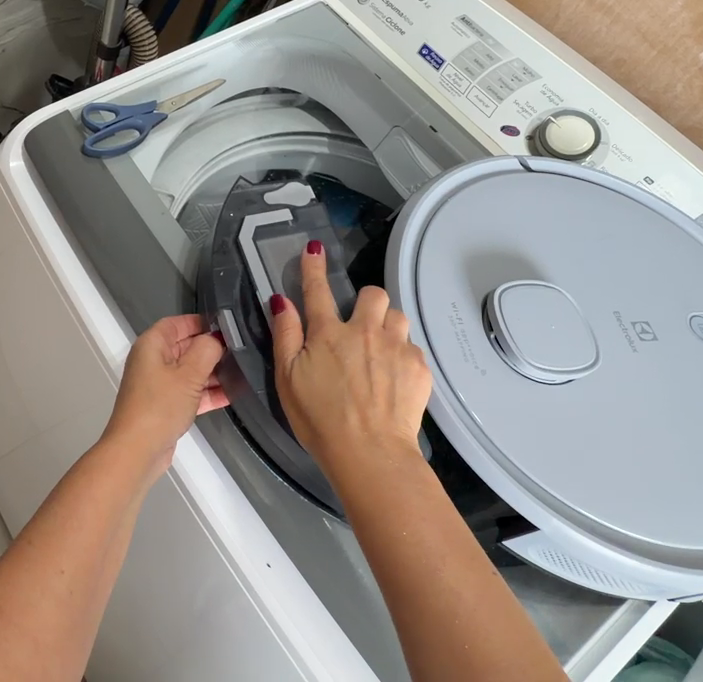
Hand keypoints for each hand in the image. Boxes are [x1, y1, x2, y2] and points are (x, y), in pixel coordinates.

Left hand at [102, 314, 227, 469]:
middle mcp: (153, 361)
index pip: (176, 323)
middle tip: (239, 349)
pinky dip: (207, 393)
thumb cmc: (160, 405)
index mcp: (152, 345)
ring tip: (241, 371)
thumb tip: (216, 339)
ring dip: (211, 372)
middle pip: (184, 347)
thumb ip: (206, 351)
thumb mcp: (188, 374)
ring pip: (189, 371)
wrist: (138, 450)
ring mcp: (158, 385)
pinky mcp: (165, 406)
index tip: (225, 326)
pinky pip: (190, 392)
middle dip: (209, 348)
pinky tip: (231, 395)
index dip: (199, 322)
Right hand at [270, 242, 432, 485]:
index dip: (314, 267)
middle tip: (359, 326)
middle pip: (373, 294)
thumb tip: (282, 301)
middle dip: (367, 302)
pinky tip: (394, 380)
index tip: (314, 248)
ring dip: (388, 327)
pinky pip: (413, 348)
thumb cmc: (319, 419)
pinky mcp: (419, 368)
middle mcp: (364, 332)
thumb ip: (285, 335)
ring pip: (398, 317)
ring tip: (380, 351)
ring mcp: (396, 348)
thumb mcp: (287, 379)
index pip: (317, 290)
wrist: (370, 454)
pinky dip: (403, 356)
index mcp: (328, 334)